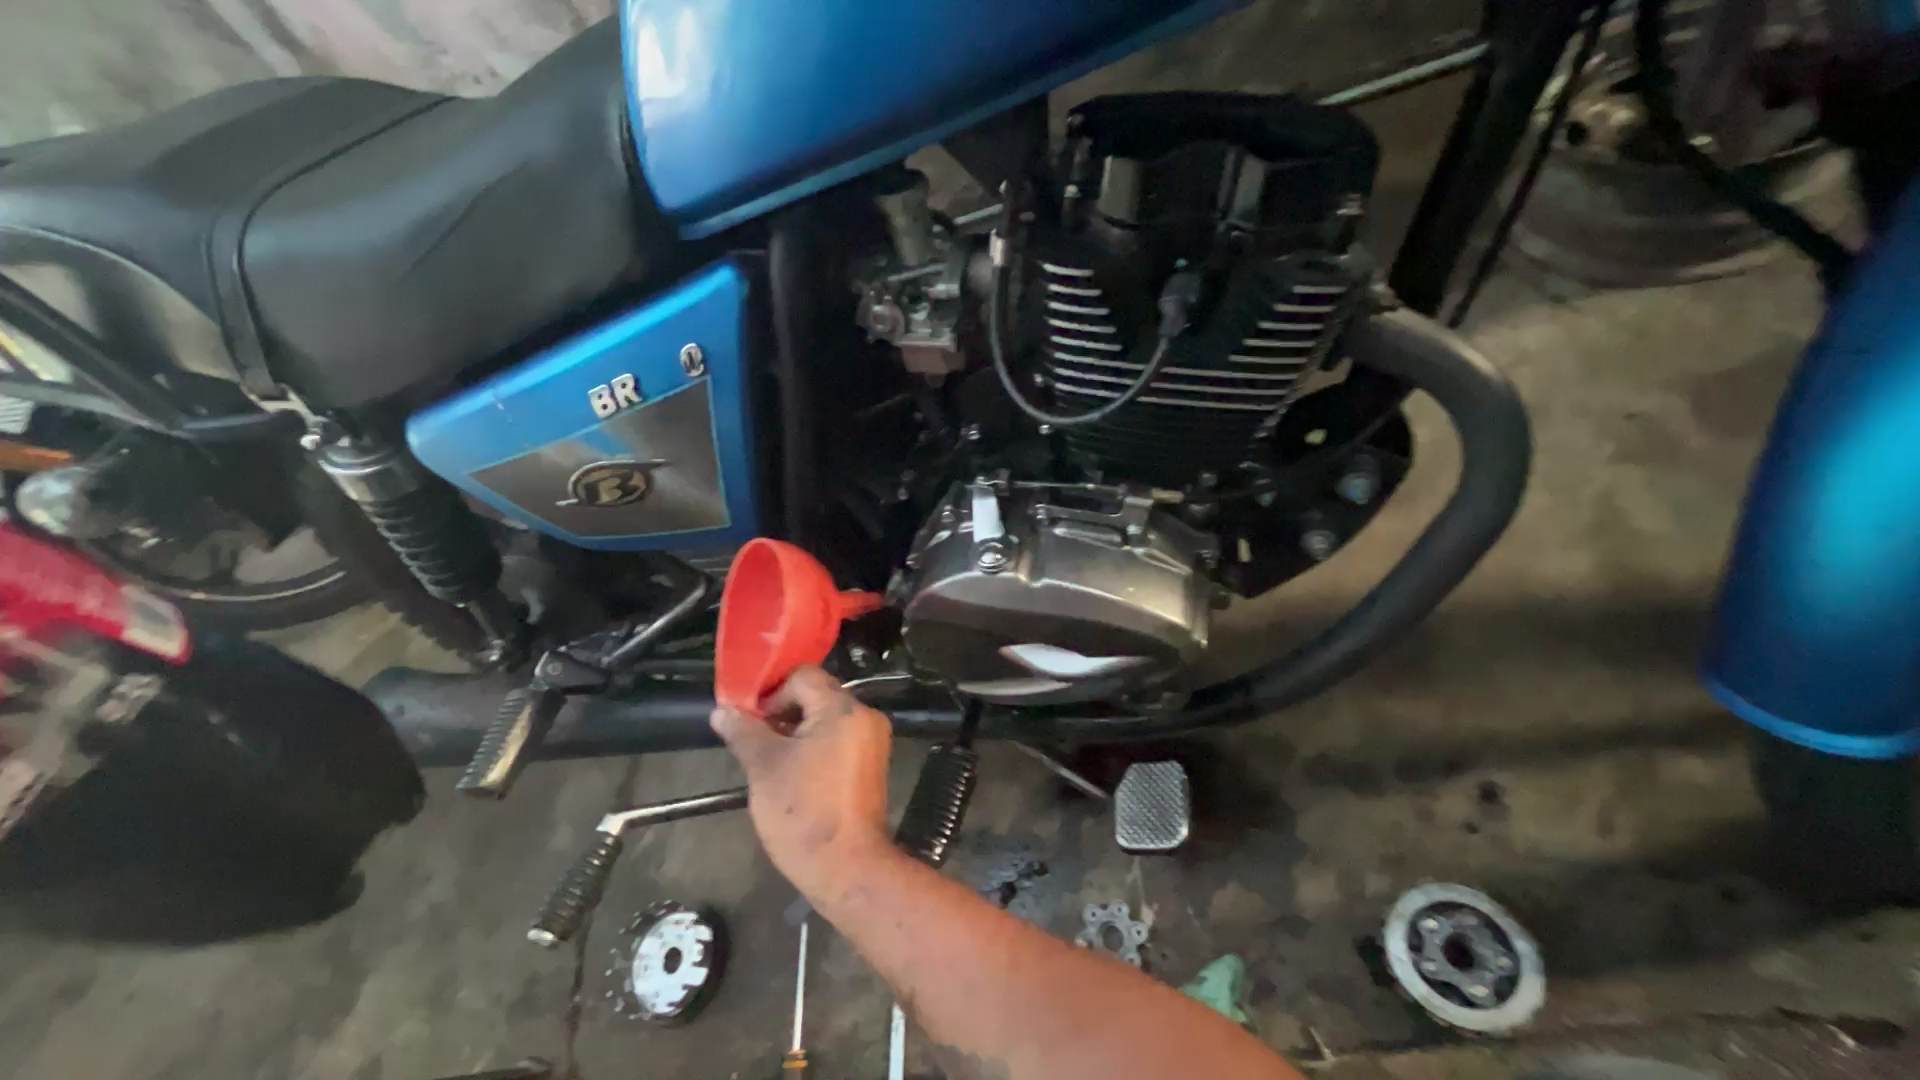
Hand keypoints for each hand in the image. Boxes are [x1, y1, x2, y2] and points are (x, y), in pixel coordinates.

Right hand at [710, 666, 895, 898]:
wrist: (847, 867)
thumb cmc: (803, 812)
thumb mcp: (764, 767)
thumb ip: (743, 732)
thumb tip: (721, 711)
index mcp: (843, 709)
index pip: (802, 677)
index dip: (771, 693)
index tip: (749, 721)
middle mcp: (865, 717)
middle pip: (816, 696)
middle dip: (781, 714)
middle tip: (754, 742)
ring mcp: (872, 742)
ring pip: (826, 720)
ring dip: (795, 732)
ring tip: (769, 761)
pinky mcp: (871, 765)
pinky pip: (838, 740)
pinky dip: (814, 747)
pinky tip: (792, 774)